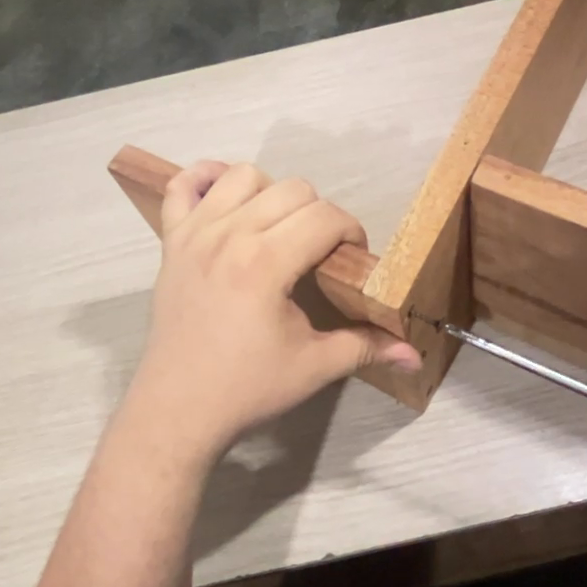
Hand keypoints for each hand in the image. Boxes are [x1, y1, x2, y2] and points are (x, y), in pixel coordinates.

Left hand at [123, 161, 419, 461]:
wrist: (177, 410)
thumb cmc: (247, 388)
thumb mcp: (315, 367)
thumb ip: (367, 348)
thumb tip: (415, 355)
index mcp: (266, 263)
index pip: (325, 216)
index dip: (350, 230)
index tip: (350, 258)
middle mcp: (229, 236)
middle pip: (292, 189)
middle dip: (318, 213)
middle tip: (318, 251)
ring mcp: (195, 234)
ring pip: (243, 176)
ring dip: (269, 194)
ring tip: (276, 229)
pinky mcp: (171, 241)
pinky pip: (181, 186)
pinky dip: (204, 180)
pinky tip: (225, 200)